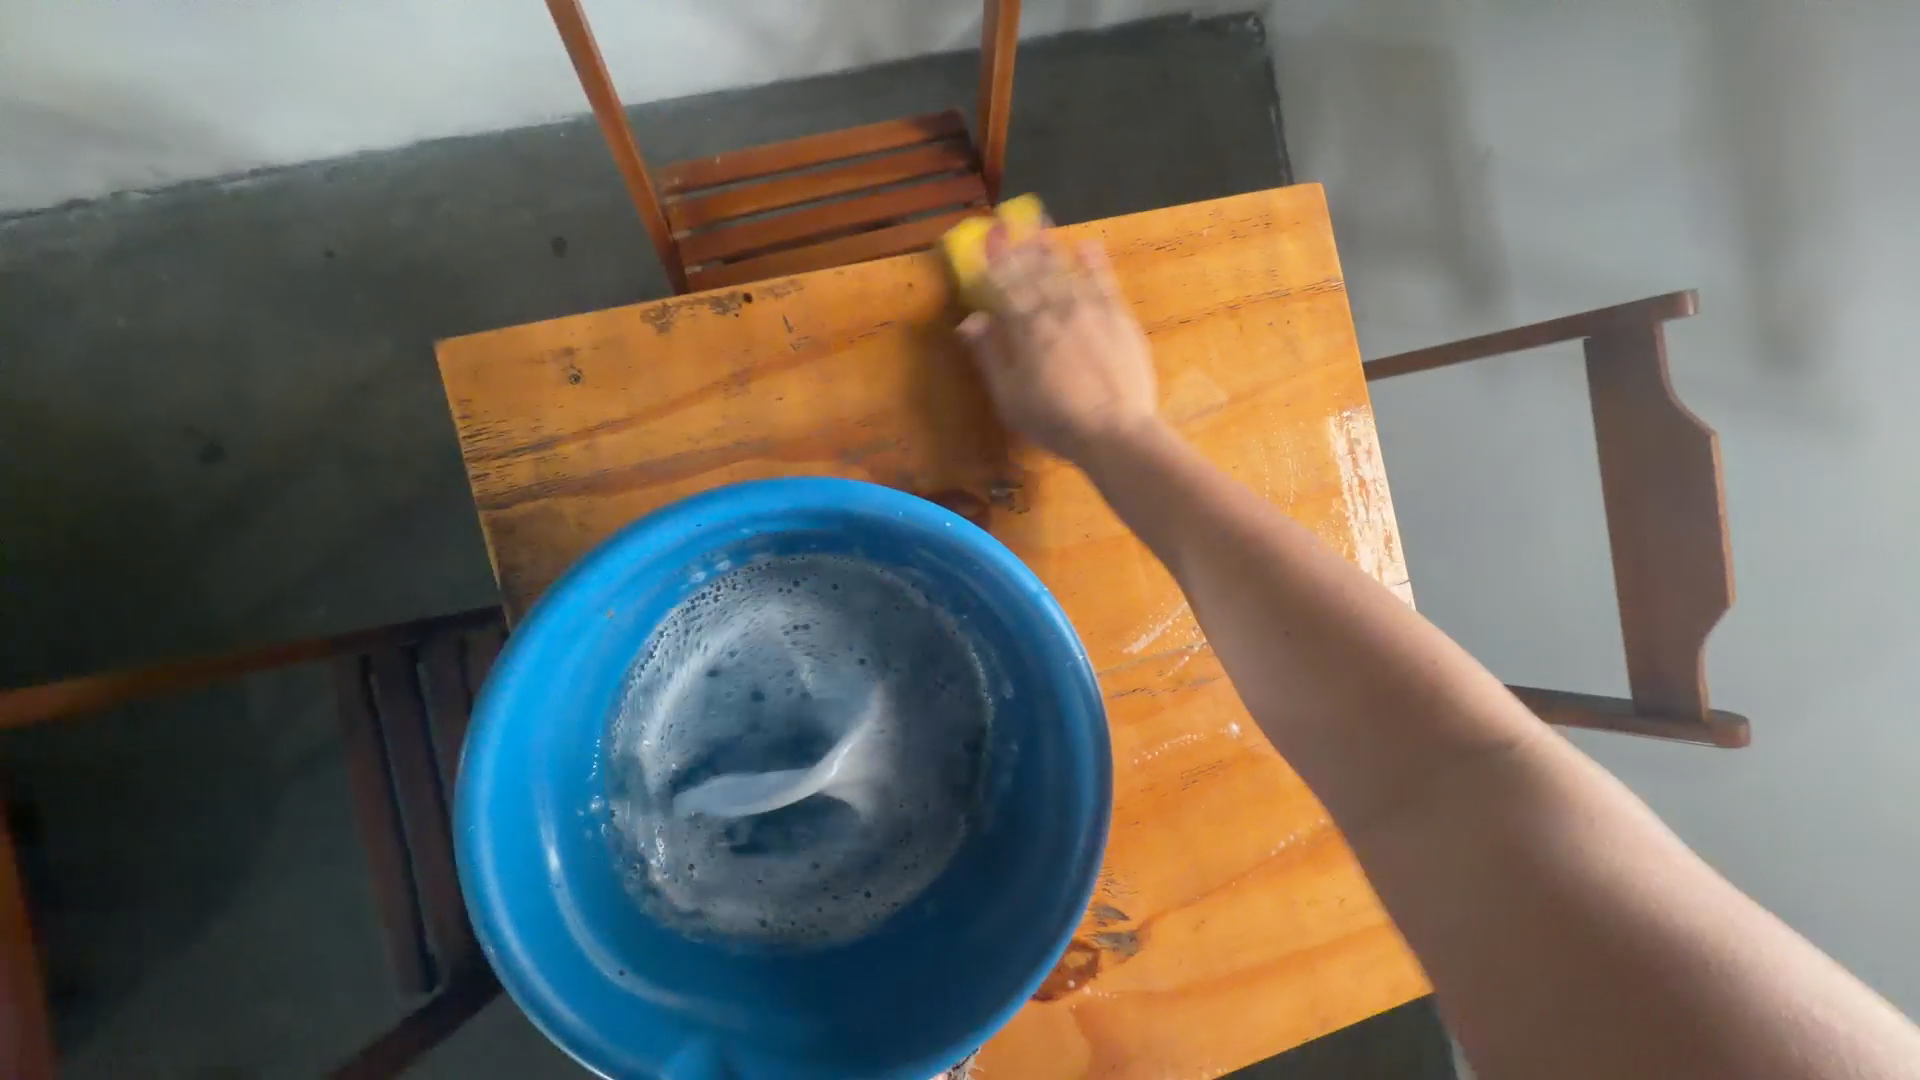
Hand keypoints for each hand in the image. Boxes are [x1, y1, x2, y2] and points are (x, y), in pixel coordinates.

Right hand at [955, 233, 1161, 464]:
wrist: (1114, 430)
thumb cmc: (1054, 420)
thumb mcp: (1009, 396)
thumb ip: (989, 355)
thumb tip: (970, 319)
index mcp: (1025, 330)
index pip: (1004, 288)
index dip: (993, 263)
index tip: (984, 242)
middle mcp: (1056, 310)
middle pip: (1034, 273)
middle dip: (1019, 249)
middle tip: (1011, 226)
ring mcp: (1091, 311)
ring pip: (1066, 271)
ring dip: (1050, 249)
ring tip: (1040, 229)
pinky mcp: (1120, 318)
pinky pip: (1104, 280)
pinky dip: (1093, 261)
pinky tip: (1086, 246)